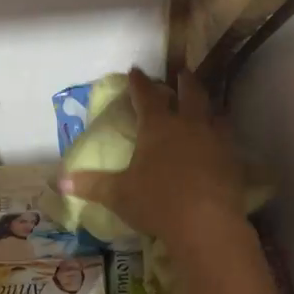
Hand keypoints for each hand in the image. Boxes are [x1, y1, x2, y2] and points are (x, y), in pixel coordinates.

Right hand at [58, 69, 246, 246]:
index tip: (135, 70)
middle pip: (189, 93)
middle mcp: (189, 125)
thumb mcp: (119, 195)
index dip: (139, 82)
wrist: (206, 224)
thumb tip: (60, 181)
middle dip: (183, 81)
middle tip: (181, 73)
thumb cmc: (156, 203)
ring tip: (205, 104)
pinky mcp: (233, 160)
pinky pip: (228, 139)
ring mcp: (215, 140)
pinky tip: (221, 142)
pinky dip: (222, 134)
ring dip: (208, 105)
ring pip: (214, 112)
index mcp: (158, 126)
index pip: (146, 95)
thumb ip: (92, 185)